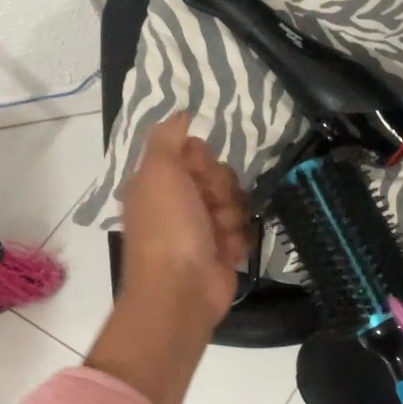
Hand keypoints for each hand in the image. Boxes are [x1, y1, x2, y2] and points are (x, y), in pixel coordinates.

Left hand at [119, 112, 249, 328]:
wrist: (181, 290)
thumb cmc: (168, 229)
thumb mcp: (159, 173)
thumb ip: (168, 138)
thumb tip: (181, 112)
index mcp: (158, 182)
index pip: (195, 152)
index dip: (203, 161)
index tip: (198, 174)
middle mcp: (179, 202)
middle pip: (220, 176)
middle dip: (222, 190)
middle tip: (210, 208)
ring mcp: (201, 228)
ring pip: (236, 202)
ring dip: (232, 217)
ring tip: (218, 236)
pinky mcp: (222, 250)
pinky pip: (244, 230)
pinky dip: (237, 240)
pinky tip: (226, 252)